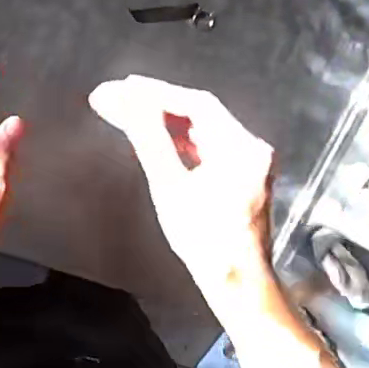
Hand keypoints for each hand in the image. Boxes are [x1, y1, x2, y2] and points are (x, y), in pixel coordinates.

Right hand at [89, 75, 275, 293]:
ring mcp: (247, 162)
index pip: (196, 104)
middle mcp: (250, 148)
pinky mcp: (240, 176)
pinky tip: (155, 137)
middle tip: (118, 97)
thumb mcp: (170, 185)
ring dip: (164, 120)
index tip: (124, 86)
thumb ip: (150, 138)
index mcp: (241, 146)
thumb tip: (128, 101)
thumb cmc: (203, 239)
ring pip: (200, 129)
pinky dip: (178, 139)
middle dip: (156, 103)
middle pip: (198, 113)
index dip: (157, 92)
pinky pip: (206, 146)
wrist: (235, 281)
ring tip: (128, 112)